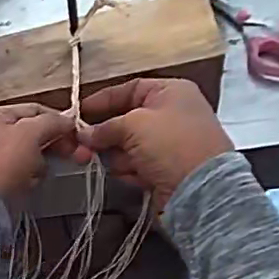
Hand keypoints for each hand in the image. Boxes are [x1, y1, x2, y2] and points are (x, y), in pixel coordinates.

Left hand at [0, 104, 78, 203]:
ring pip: (33, 153)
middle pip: (35, 132)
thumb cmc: (4, 164)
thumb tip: (69, 120)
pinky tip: (30, 182)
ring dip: (42, 161)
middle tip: (77, 152)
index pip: (34, 109)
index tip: (78, 132)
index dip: (58, 119)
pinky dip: (32, 175)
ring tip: (39, 171)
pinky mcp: (1, 178)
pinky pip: (26, 171)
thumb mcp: (30, 133)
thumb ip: (52, 122)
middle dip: (55, 142)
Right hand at [74, 78, 233, 211]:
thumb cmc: (170, 144)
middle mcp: (169, 114)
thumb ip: (105, 127)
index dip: (103, 100)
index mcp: (169, 92)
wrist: (199, 189)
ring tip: (127, 164)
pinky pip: (134, 165)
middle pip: (124, 120)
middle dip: (105, 135)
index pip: (129, 89)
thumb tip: (84, 134)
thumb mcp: (134, 125)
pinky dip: (131, 171)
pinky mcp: (162, 169)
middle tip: (83, 148)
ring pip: (125, 146)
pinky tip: (138, 176)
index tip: (79, 113)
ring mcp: (166, 144)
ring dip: (119, 157)